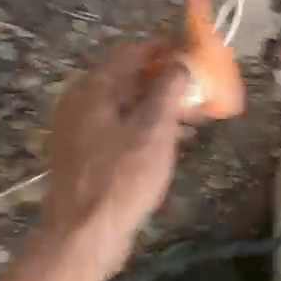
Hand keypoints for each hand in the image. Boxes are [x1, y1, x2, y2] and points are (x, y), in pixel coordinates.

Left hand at [35, 41, 189, 266]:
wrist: (83, 233)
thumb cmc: (122, 176)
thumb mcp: (154, 128)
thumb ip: (169, 88)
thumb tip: (180, 63)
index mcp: (94, 87)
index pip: (133, 50)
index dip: (166, 48)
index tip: (195, 51)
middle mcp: (81, 101)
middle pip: (128, 77)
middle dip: (166, 80)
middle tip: (199, 88)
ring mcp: (80, 129)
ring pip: (126, 104)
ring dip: (160, 106)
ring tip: (194, 117)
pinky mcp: (86, 154)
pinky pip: (120, 127)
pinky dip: (146, 126)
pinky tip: (172, 140)